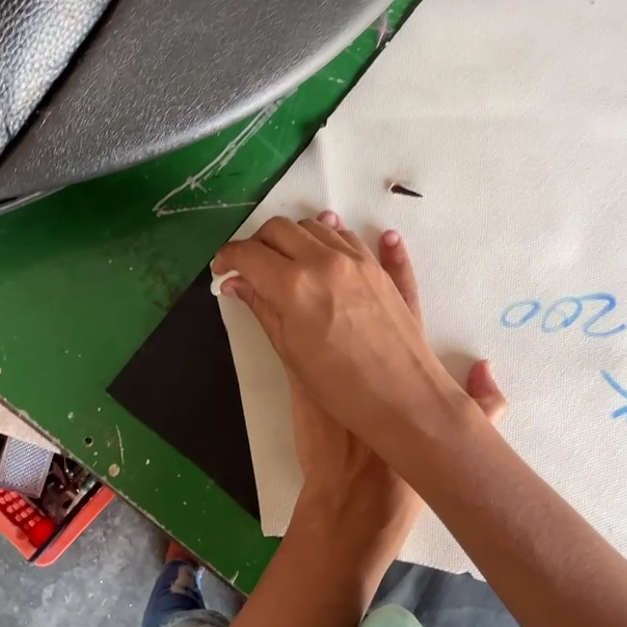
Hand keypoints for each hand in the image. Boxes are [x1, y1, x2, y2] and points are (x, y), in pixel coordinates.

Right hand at [215, 213, 500, 460]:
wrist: (404, 400)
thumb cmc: (339, 387)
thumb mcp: (289, 349)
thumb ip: (261, 307)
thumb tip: (234, 282)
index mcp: (294, 284)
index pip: (249, 253)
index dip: (228, 257)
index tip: (221, 269)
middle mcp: (324, 260)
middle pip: (279, 228)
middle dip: (257, 243)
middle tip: (250, 267)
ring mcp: (357, 259)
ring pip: (315, 226)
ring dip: (293, 238)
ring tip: (286, 263)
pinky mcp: (380, 267)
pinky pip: (351, 236)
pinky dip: (333, 235)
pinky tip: (328, 243)